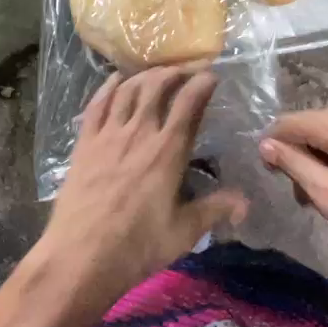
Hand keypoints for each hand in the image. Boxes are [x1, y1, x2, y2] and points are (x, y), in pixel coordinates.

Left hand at [35, 67, 248, 308]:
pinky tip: (116, 80)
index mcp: (167, 152)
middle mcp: (139, 132)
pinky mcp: (85, 142)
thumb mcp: (183, 233)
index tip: (211, 75)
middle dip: (173, 72)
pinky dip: (109, 86)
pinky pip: (97, 103)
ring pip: (128, 90)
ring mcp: (108, 134)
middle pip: (156, 86)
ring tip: (156, 72)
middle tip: (185, 71)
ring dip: (145, 75)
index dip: (201, 84)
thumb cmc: (137, 247)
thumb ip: (214, 210)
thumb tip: (246, 202)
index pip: (188, 104)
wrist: (81, 255)